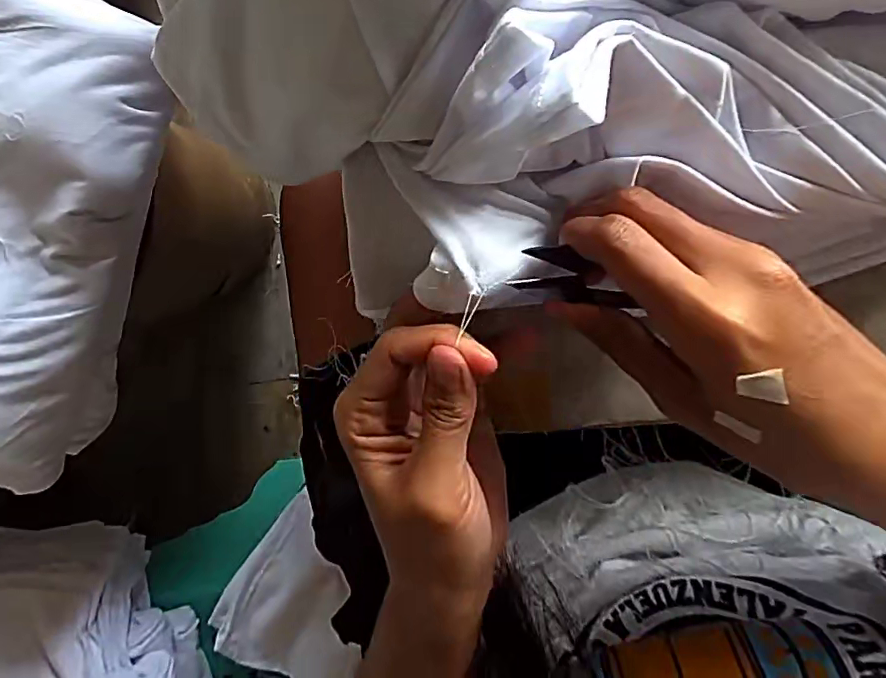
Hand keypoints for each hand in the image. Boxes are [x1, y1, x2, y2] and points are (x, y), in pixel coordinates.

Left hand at [333, 323, 507, 616]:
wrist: (455, 579)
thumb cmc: (432, 544)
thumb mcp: (435, 485)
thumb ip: (443, 416)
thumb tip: (450, 350)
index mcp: (363, 411)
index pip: (393, 350)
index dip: (436, 342)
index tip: (483, 360)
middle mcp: (388, 394)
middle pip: (413, 334)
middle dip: (449, 317)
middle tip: (492, 305)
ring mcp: (422, 395)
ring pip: (442, 342)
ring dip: (476, 327)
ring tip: (512, 312)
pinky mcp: (455, 402)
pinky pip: (470, 365)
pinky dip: (494, 349)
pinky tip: (522, 339)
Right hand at [550, 188, 885, 544]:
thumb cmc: (784, 442)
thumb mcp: (689, 405)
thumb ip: (623, 343)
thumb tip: (565, 305)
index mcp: (708, 315)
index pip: (623, 238)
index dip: (578, 233)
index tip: (555, 251)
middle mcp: (730, 264)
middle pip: (641, 201)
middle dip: (593, 211)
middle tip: (568, 249)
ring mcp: (752, 251)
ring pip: (666, 207)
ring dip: (624, 220)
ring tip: (601, 264)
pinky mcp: (765, 251)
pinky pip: (692, 225)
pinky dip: (655, 233)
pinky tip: (646, 270)